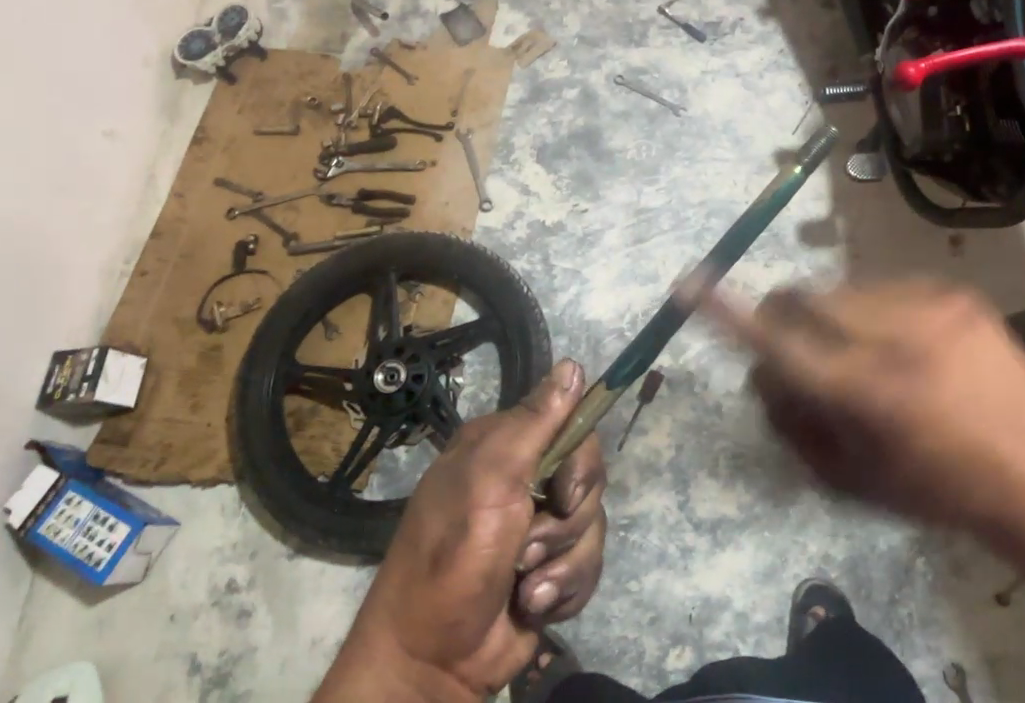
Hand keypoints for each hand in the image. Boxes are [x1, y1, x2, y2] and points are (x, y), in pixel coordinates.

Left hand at [317, 360, 607, 702]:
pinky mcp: (550, 569)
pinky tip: (532, 605)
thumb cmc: (452, 558)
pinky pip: (588, 566)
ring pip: (593, 528)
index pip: (572, 426)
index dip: (580, 463)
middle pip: (589, 480)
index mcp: (502, 447)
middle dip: (565, 524)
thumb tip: (575, 364)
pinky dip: (565, 591)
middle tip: (527, 546)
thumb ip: (535, 423)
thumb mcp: (489, 481)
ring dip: (561, 565)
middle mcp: (522, 479)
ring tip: (524, 586)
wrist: (431, 659)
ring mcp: (537, 527)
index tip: (563, 492)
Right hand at [703, 279, 1024, 533]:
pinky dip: (876, 312)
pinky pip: (886, 287)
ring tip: (867, 354)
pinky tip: (907, 347)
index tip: (689, 285)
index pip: (778, 342)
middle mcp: (893, 337)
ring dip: (833, 316)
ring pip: (842, 289)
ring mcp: (929, 307)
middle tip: (798, 345)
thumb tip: (758, 372)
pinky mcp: (954, 294)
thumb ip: (793, 424)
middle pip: (804, 297)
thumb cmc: (934, 489)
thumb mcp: (850, 479)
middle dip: (785, 316)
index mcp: (865, 392)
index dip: (726, 313)